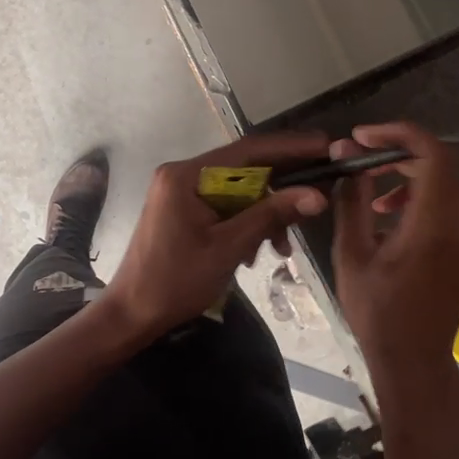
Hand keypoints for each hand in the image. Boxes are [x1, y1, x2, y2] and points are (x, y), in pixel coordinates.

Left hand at [101, 132, 330, 339]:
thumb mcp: (228, 248)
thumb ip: (270, 216)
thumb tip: (316, 194)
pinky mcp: (183, 210)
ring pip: (237, 191)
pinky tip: (257, 252)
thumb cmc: (176, 281)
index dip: (290, 148)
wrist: (133, 312)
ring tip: (283, 246)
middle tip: (321, 191)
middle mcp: (182, 174)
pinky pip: (224, 206)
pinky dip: (245, 223)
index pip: (247, 150)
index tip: (326, 146)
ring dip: (264, 213)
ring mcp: (180, 191)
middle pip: (243, 169)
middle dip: (281, 186)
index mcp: (186, 175)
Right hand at [330, 123, 458, 383]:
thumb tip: (346, 158)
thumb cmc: (377, 311)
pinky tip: (386, 215)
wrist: (413, 361)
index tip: (361, 137)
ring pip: (442, 182)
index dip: (398, 134)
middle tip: (356, 157)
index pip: (433, 154)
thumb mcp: (352, 253)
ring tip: (367, 188)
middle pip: (438, 163)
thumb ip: (352, 200)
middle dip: (395, 152)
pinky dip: (416, 194)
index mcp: (435, 224)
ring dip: (404, 173)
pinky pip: (445, 204)